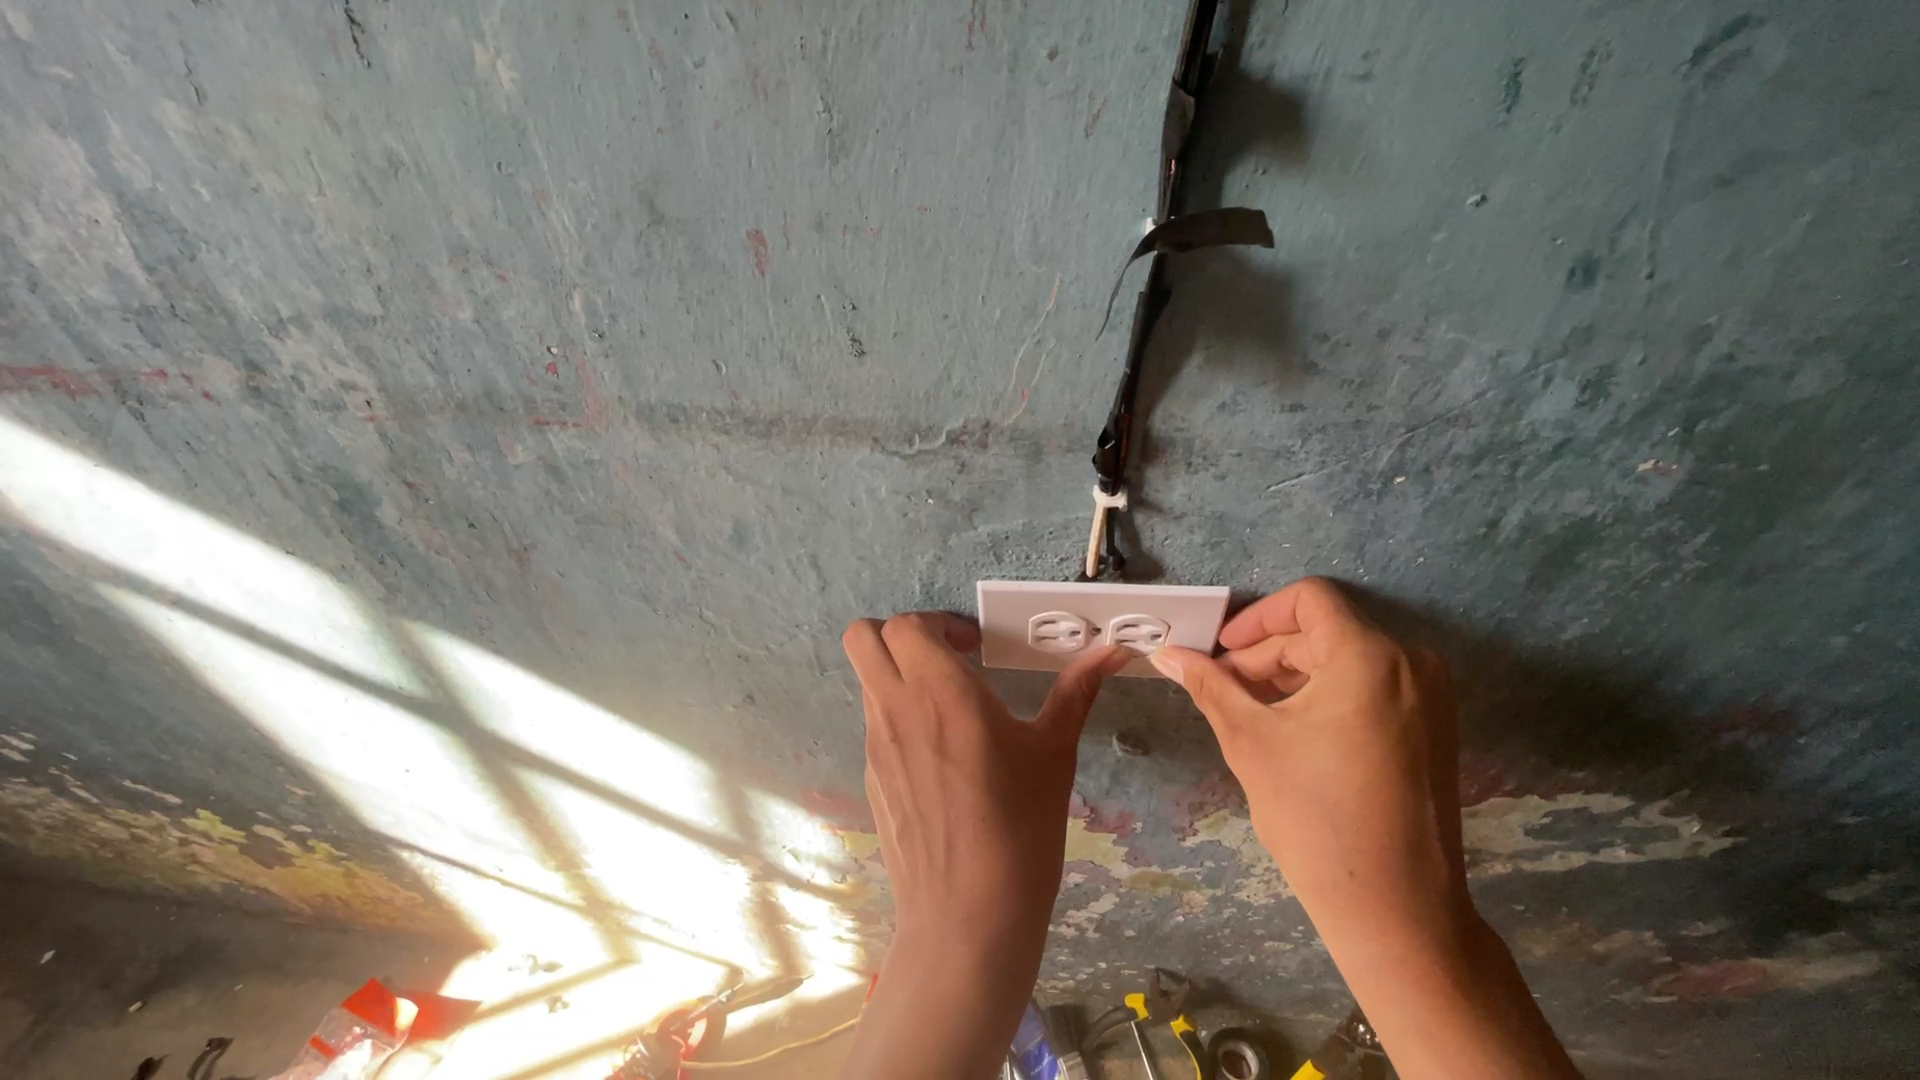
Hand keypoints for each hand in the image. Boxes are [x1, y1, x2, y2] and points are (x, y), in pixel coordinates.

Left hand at [839, 612, 1128, 1079]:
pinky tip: (941, 755)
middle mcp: (896, 710)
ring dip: (899, 673)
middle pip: (863, 637)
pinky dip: (898, 714)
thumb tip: (1114, 649)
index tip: (975, 646)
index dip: (937, 623)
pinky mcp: (871, 778)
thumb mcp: (1055, 753)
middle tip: (948, 657)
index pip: (906, 625)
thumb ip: (1077, 691)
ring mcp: (875, 746)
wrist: (967, 917)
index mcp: (941, 693)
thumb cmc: (1021, 828)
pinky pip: (873, 722)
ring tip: (949, 706)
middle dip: (900, 633)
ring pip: (865, 679)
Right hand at [1151, 578, 1581, 1079]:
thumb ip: (1210, 686)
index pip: (1309, 599)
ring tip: (1250, 715)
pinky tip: (1291, 733)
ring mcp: (1430, 698)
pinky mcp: (1433, 729)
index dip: (1256, 617)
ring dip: (1292, 676)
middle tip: (1224, 691)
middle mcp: (1412, 664)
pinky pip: (1371, 688)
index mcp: (1370, 656)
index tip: (1220, 652)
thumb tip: (1167, 654)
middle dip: (1267, 655)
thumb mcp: (1250, 741)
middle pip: (1325, 632)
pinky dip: (1326, 696)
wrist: (1394, 907)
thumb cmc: (1315, 815)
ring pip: (1346, 661)